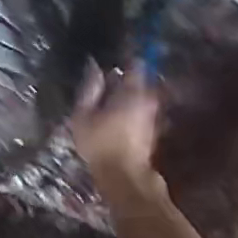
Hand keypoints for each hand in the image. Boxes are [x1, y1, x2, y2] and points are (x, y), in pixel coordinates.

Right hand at [70, 61, 160, 187]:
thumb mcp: (83, 113)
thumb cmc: (99, 142)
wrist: (123, 176)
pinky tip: (116, 118)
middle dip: (124, 80)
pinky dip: (132, 109)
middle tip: (104, 86)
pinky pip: (142, 109)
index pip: (135, 64)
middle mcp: (149, 99)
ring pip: (142, 95)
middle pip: (140, 80)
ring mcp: (154, 115)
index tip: (110, 64)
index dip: (123, 61)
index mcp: (132, 91)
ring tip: (108, 103)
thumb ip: (90, 87)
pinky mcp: (154, 129)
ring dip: (128, 95)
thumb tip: (94, 66)